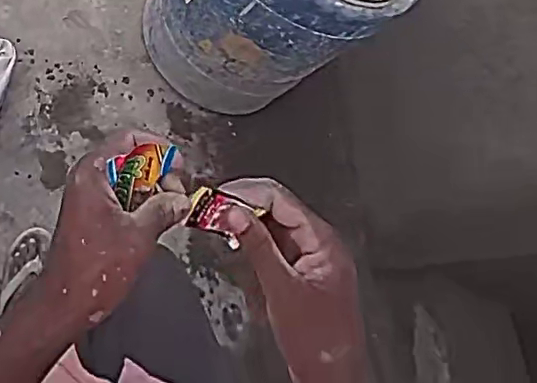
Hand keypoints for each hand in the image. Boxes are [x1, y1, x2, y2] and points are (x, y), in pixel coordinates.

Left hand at [36, 131, 189, 321]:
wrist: (65, 303)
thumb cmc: (93, 269)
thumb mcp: (137, 235)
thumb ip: (162, 209)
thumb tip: (181, 200)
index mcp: (93, 171)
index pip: (128, 139)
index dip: (157, 147)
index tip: (178, 164)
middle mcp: (87, 176)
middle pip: (128, 157)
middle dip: (157, 172)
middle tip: (177, 192)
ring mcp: (87, 194)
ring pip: (125, 178)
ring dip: (150, 189)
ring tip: (170, 208)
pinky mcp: (90, 212)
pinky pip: (118, 195)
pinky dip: (138, 202)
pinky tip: (155, 218)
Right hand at [217, 179, 368, 382]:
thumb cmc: (318, 343)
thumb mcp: (282, 289)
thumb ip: (257, 245)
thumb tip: (232, 211)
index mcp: (323, 240)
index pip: (279, 199)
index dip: (246, 193)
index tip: (219, 198)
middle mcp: (319, 242)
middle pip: (276, 207)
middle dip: (244, 205)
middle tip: (214, 209)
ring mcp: (311, 255)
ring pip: (273, 223)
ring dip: (247, 220)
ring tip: (220, 222)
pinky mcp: (301, 269)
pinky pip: (275, 241)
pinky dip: (254, 238)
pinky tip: (237, 240)